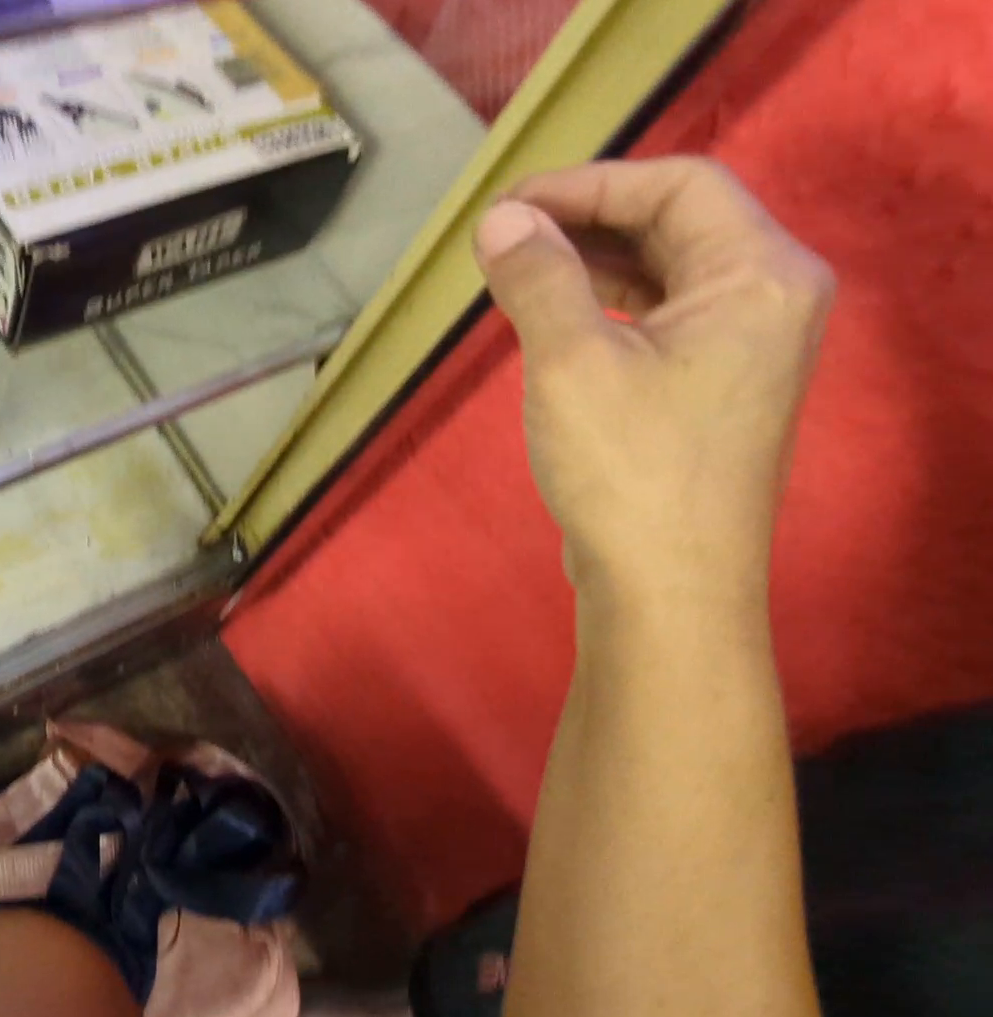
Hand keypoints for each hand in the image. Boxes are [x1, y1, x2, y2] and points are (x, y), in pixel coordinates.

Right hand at [473, 157, 834, 601]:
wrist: (666, 583)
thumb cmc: (626, 466)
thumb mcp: (569, 363)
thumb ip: (538, 279)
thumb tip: (500, 220)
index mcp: (757, 276)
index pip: (676, 187)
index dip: (587, 183)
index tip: (506, 207)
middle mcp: (767, 298)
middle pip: (677, 223)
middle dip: (586, 217)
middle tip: (504, 234)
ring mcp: (743, 347)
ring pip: (664, 271)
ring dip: (590, 259)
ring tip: (518, 269)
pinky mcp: (711, 386)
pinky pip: (658, 315)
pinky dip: (603, 302)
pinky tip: (553, 315)